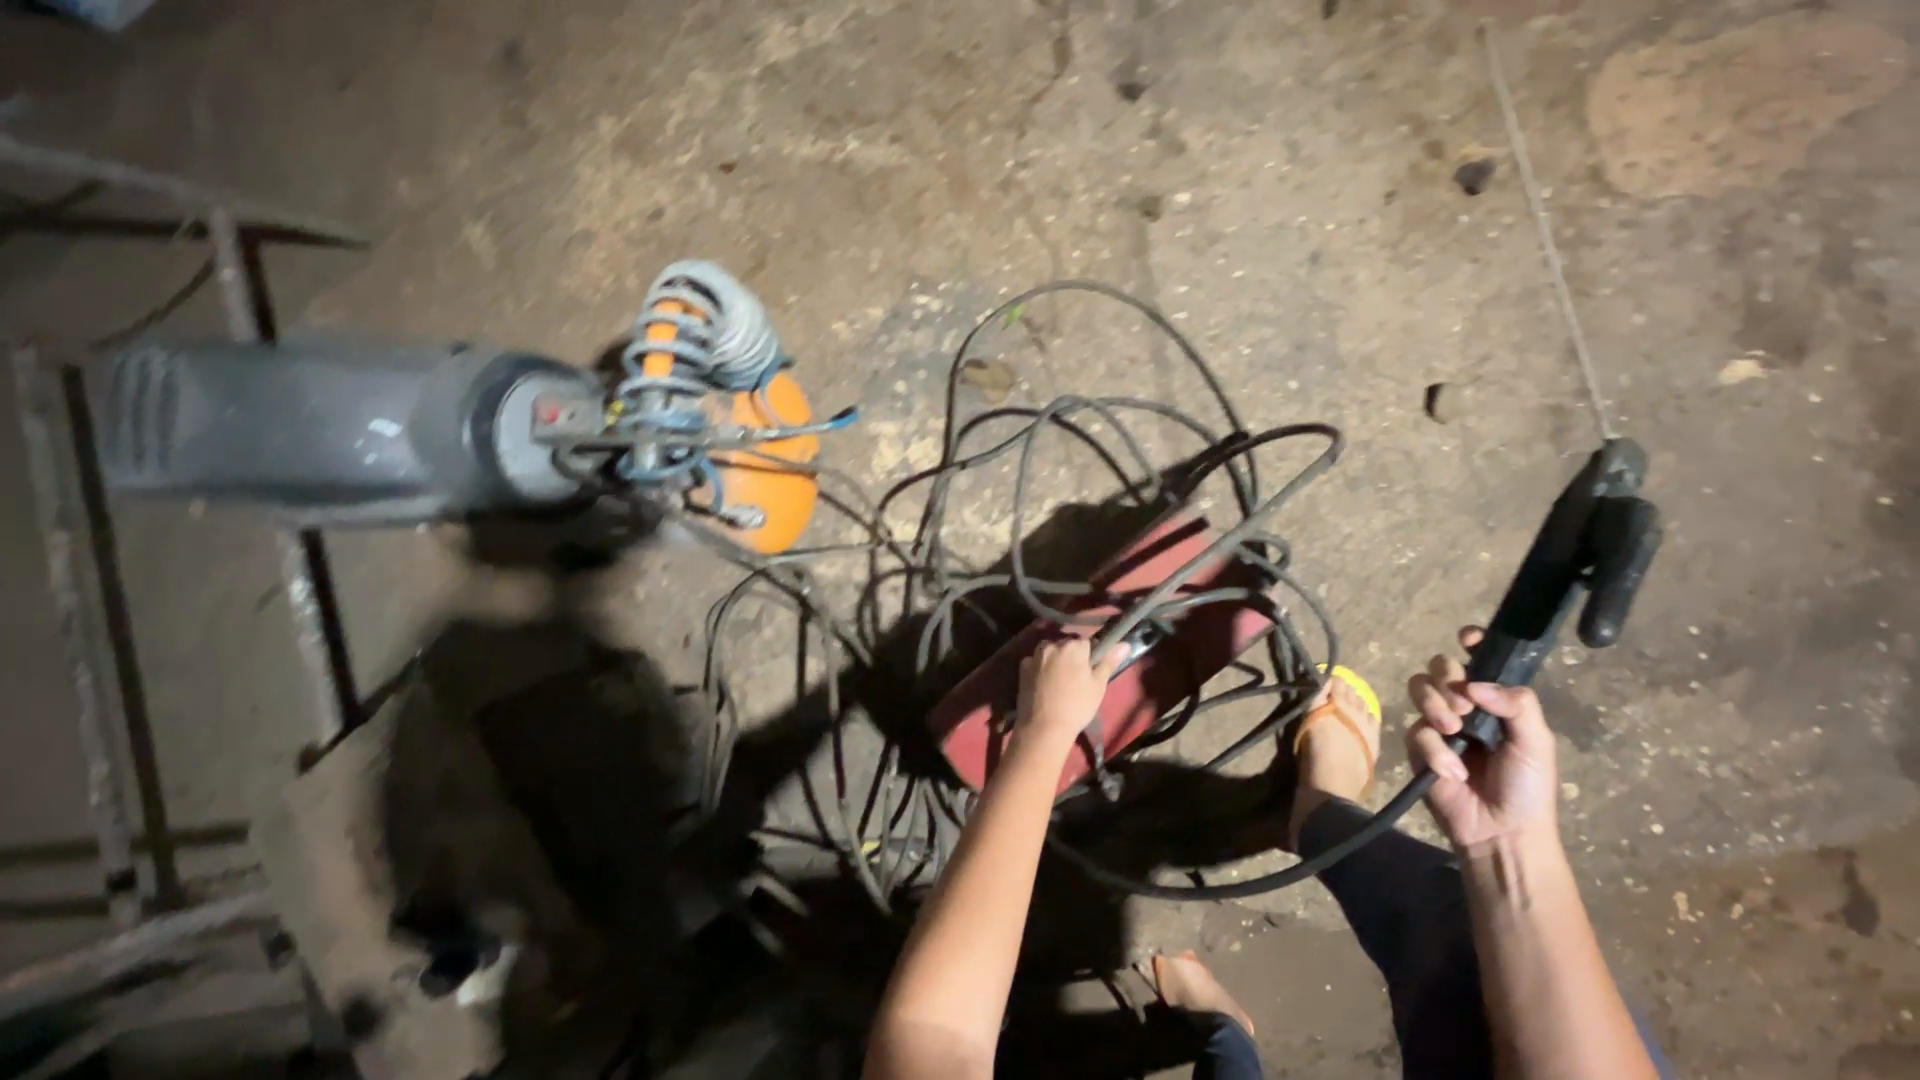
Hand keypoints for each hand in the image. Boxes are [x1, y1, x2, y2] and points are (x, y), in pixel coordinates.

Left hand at [1015, 638, 1128, 746]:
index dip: (1089, 656)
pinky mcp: (1022, 667)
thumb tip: (1125, 644)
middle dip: (1071, 655)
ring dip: (1055, 659)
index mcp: (1073, 646)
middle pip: (1066, 644)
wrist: (1044, 727)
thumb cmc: (1077, 706)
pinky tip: (1044, 684)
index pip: (1086, 642)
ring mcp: (1035, 655)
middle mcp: (1052, 645)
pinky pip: (1035, 661)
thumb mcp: (1098, 685)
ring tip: (1059, 681)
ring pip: (1049, 651)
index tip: (1089, 671)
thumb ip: (1109, 661)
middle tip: (1076, 678)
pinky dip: (1040, 668)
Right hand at [1405, 627, 1559, 852]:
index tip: (1467, 640)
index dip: (1471, 643)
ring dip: (1434, 706)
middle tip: (1462, 707)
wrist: (1503, 831)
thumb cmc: (1528, 787)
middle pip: (1440, 667)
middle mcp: (1464, 706)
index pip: (1479, 660)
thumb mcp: (1536, 742)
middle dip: (1446, 680)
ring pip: (1419, 689)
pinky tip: (1453, 772)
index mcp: (1495, 700)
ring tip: (1453, 731)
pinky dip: (1434, 751)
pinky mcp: (1418, 748)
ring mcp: (1438, 725)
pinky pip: (1415, 732)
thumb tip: (1474, 685)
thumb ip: (1516, 704)